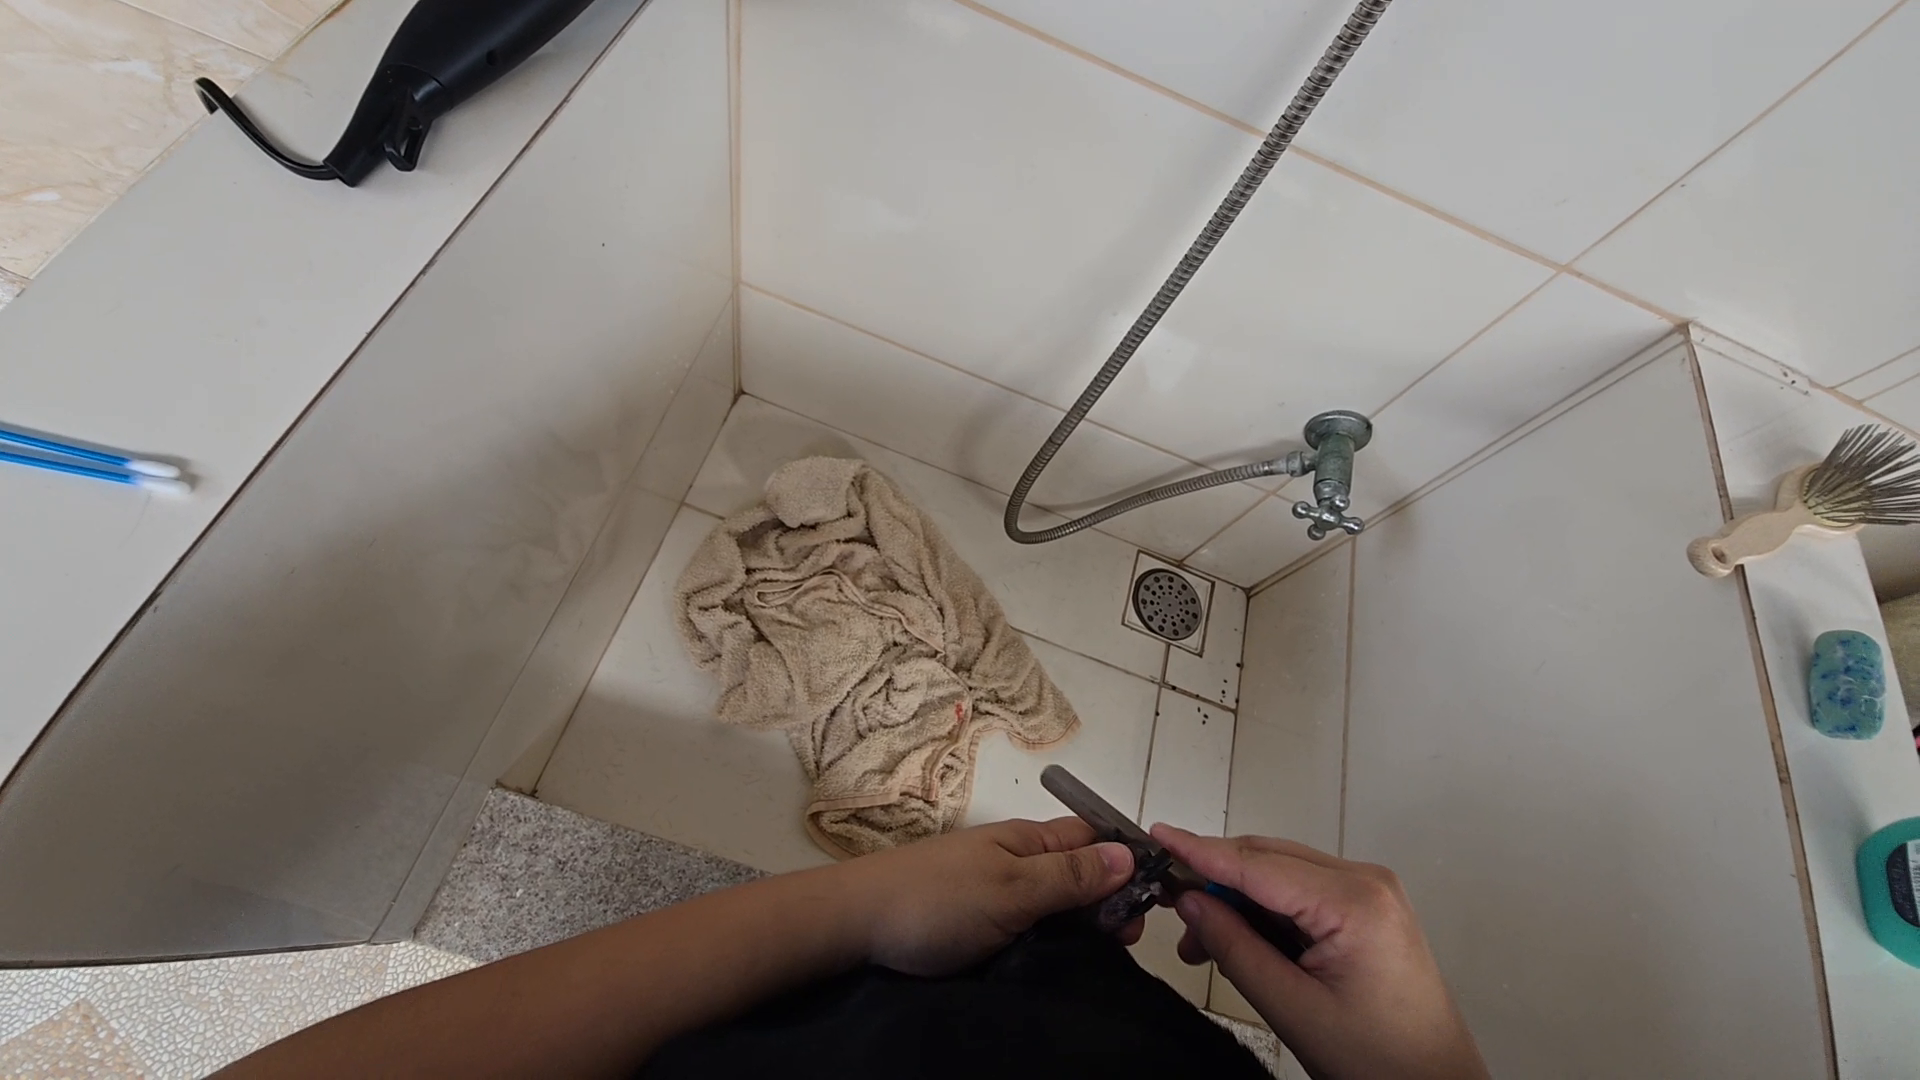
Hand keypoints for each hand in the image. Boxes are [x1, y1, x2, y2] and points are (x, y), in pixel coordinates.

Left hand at [841, 818, 1135, 976]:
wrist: (859, 923)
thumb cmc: (939, 900)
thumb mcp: (1011, 888)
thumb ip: (1068, 875)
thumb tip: (1129, 852)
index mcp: (1027, 839)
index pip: (1091, 837)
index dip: (1125, 859)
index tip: (1155, 901)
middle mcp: (1016, 859)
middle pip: (1078, 871)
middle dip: (1108, 899)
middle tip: (1125, 942)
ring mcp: (997, 891)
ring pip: (1056, 902)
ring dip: (1083, 923)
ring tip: (1104, 956)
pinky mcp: (980, 922)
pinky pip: (1031, 926)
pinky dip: (1053, 940)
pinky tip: (1063, 963)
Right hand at [1154, 825, 1488, 1079]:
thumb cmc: (1375, 1061)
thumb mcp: (1292, 1008)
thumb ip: (1234, 947)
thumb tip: (1186, 900)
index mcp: (1354, 901)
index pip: (1257, 864)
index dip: (1201, 850)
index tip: (1158, 835)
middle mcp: (1363, 879)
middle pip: (1266, 860)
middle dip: (1213, 881)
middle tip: (1167, 906)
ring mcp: (1367, 889)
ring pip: (1276, 873)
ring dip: (1234, 899)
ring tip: (1198, 942)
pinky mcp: (1364, 905)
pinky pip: (1296, 890)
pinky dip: (1261, 909)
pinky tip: (1236, 939)